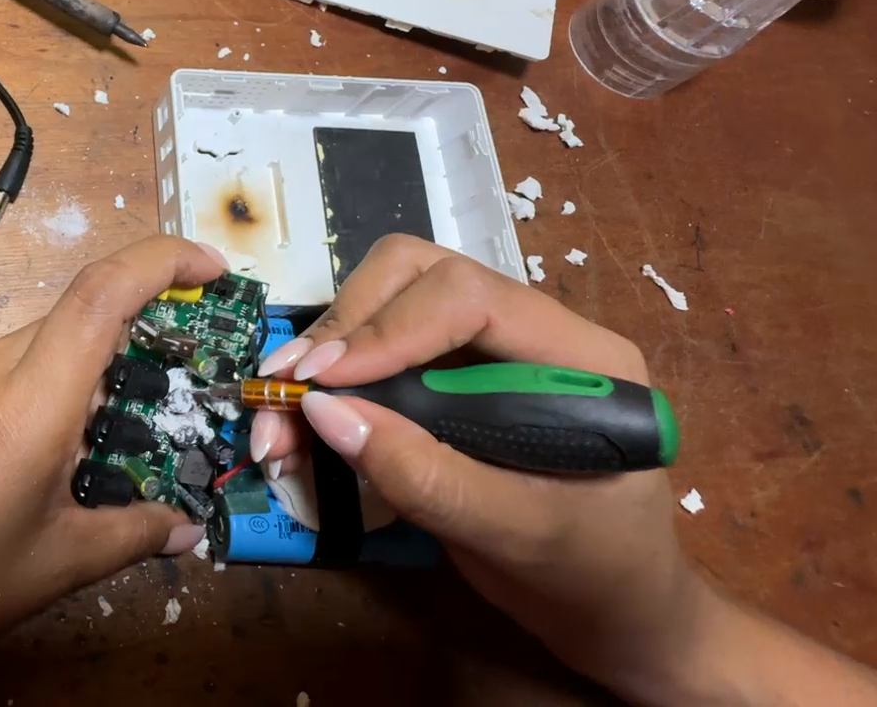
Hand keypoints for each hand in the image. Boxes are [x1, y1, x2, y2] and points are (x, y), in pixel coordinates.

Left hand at [0, 236, 223, 706]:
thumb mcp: (54, 566)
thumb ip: (132, 535)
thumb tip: (187, 529)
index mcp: (28, 403)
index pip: (101, 294)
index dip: (162, 260)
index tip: (212, 267)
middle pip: (77, 314)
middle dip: (138, 327)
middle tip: (178, 373)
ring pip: (42, 339)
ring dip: (89, 364)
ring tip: (111, 428)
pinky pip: (5, 362)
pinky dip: (46, 382)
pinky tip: (48, 443)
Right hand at [247, 235, 709, 696]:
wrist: (601, 602)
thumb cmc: (589, 572)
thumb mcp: (517, 535)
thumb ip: (426, 475)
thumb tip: (320, 410)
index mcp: (576, 356)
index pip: (468, 298)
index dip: (388, 329)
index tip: (323, 380)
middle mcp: (520, 326)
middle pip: (411, 274)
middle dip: (342, 326)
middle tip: (290, 384)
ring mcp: (472, 341)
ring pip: (376, 296)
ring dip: (317, 349)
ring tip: (275, 410)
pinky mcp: (434, 364)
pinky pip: (362, 340)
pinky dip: (317, 374)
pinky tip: (290, 419)